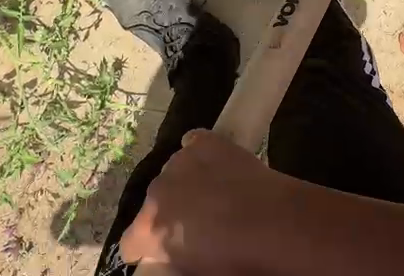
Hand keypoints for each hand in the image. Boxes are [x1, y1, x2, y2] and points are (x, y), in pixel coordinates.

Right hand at [120, 129, 294, 272]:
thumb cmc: (233, 260)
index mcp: (148, 230)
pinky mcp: (204, 141)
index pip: (130, 244)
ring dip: (185, 183)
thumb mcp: (193, 272)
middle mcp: (157, 191)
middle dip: (168, 214)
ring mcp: (180, 160)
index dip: (146, 250)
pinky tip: (214, 164)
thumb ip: (170, 261)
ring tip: (213, 194)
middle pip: (153, 204)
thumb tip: (171, 257)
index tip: (164, 254)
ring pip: (173, 173)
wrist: (272, 222)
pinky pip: (192, 143)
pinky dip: (199, 152)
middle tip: (195, 225)